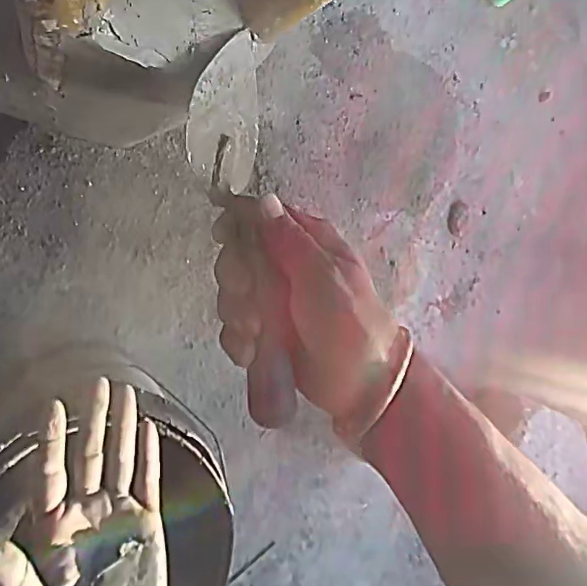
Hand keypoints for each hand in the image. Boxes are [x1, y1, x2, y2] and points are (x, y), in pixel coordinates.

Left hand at [0, 379, 167, 585]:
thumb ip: (13, 579)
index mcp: (54, 527)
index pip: (51, 472)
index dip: (51, 440)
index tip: (51, 408)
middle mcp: (85, 513)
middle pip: (89, 454)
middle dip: (93, 417)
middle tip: (98, 383)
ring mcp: (117, 515)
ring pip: (120, 460)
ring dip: (123, 426)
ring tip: (126, 394)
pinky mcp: (146, 526)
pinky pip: (147, 482)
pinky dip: (148, 456)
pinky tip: (147, 430)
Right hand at [213, 193, 402, 427]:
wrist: (361, 384)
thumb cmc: (349, 322)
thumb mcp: (321, 274)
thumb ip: (288, 238)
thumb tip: (263, 201)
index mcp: (306, 242)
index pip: (259, 217)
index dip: (236, 225)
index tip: (225, 238)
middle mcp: (285, 266)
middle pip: (236, 255)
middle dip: (236, 279)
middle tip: (251, 296)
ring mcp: (272, 301)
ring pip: (230, 293)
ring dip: (237, 314)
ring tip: (259, 333)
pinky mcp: (263, 332)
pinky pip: (233, 327)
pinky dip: (239, 340)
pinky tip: (254, 351)